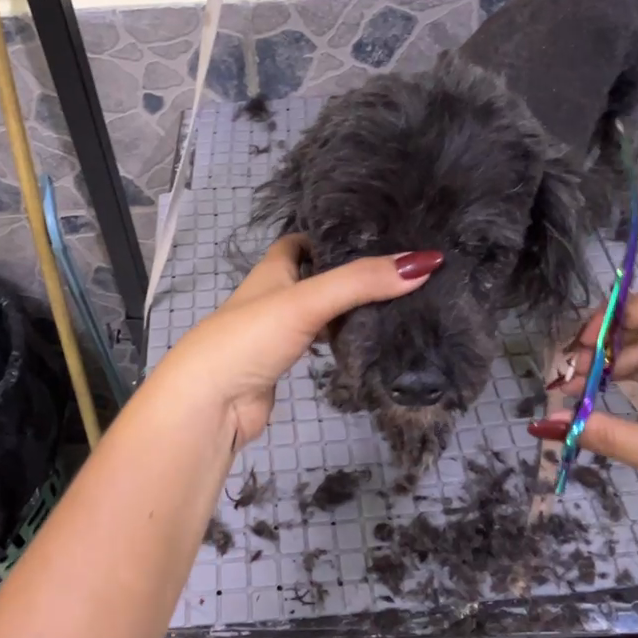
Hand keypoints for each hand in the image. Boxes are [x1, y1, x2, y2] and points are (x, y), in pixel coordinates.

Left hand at [150, 234, 441, 450]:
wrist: (210, 404)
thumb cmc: (250, 338)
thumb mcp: (307, 300)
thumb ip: (362, 282)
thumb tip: (427, 261)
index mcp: (273, 269)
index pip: (305, 239)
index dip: (336, 233)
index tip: (380, 232)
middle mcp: (275, 295)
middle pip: (319, 276)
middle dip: (354, 273)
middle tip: (404, 270)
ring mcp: (279, 332)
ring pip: (323, 312)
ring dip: (352, 309)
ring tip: (403, 300)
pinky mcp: (286, 365)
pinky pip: (323, 344)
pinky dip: (345, 341)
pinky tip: (374, 342)